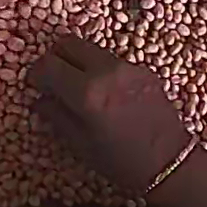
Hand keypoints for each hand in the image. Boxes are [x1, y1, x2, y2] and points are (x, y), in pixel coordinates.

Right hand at [29, 34, 193, 192]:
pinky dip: (100, 70)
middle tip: (53, 80)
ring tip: (78, 89)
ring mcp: (129, 67)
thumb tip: (40, 99)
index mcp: (88, 92)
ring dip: (79, 62)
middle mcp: (108, 71)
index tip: (35, 85)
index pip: (48, 65)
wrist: (171, 163)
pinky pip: (112, 61)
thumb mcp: (82, 144)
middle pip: (69, 43)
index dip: (36, 74)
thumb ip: (57, 115)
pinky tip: (104, 94)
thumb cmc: (123, 162)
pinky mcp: (145, 70)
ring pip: (92, 49)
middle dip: (56, 58)